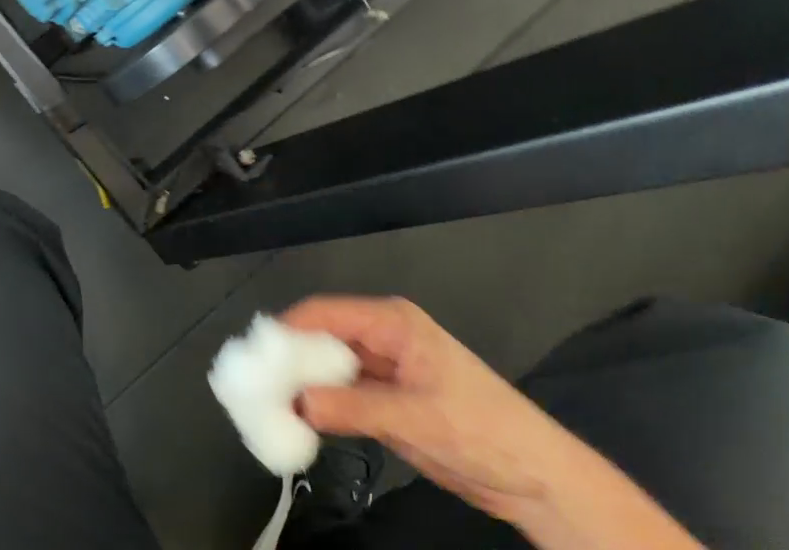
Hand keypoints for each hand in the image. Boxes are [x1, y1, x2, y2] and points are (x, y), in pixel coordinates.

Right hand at [282, 296, 575, 523]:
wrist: (535, 475)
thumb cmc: (484, 431)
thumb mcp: (418, 418)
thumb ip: (354, 408)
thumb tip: (296, 403)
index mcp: (393, 323)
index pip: (325, 313)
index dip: (287, 330)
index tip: (253, 357)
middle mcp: (383, 339)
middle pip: (321, 338)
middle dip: (288, 359)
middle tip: (253, 387)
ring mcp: (383, 372)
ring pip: (327, 368)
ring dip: (301, 385)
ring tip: (265, 406)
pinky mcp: (385, 402)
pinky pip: (340, 396)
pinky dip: (319, 406)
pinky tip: (296, 421)